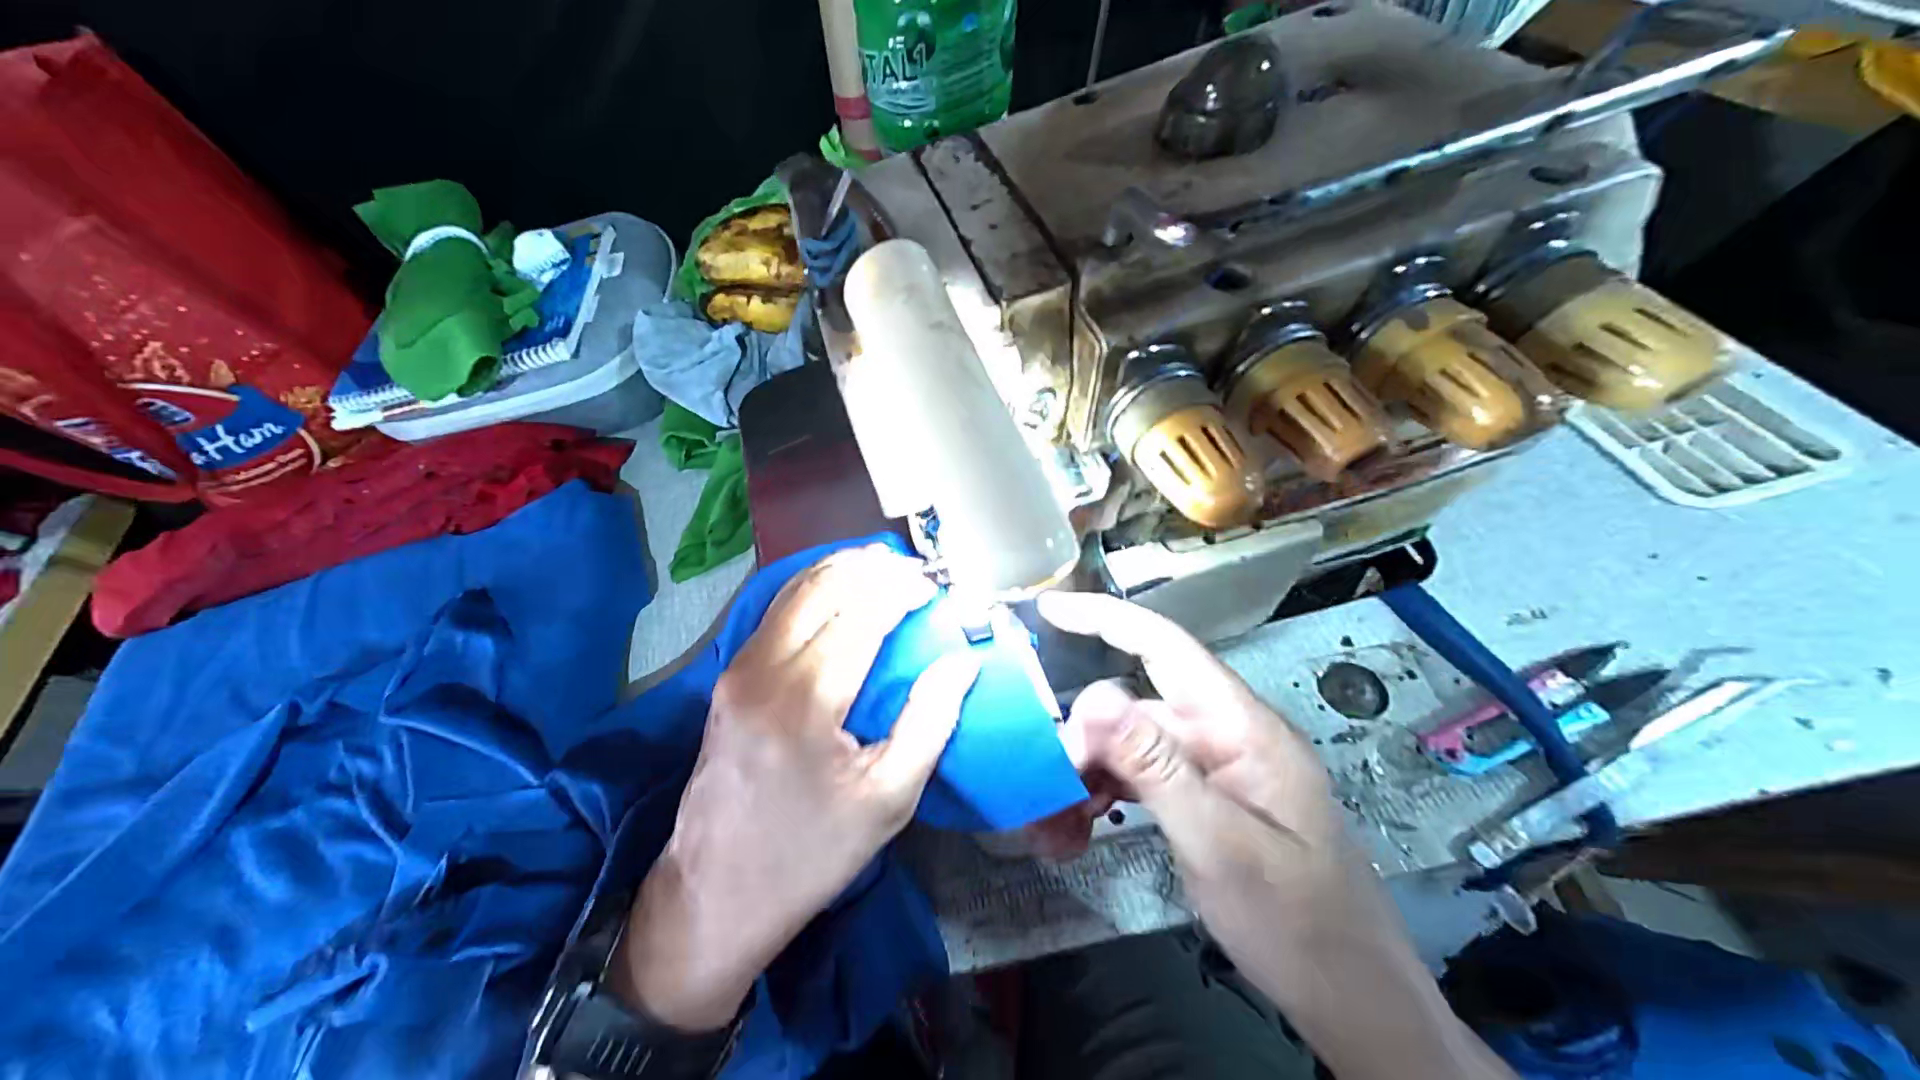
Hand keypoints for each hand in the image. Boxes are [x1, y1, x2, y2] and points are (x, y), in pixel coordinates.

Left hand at [614, 545, 979, 1031]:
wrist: (717, 893)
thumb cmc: (813, 853)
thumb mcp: (889, 798)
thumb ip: (931, 721)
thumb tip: (962, 662)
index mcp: (806, 701)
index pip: (860, 616)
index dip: (900, 591)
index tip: (933, 586)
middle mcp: (763, 671)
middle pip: (822, 591)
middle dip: (871, 570)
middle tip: (913, 569)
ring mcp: (738, 671)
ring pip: (792, 593)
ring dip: (839, 572)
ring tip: (883, 567)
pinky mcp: (728, 679)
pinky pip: (775, 615)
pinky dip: (812, 591)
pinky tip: (839, 592)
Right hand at [1038, 592, 1514, 1079]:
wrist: (1352, 997)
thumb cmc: (1297, 922)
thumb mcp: (1220, 845)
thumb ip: (1156, 768)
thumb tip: (1092, 698)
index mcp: (1241, 726)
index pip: (1165, 647)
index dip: (1104, 617)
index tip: (1049, 608)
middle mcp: (1224, 734)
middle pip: (1135, 706)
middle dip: (1082, 738)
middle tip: (1044, 786)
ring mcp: (1213, 768)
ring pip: (1131, 746)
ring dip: (1087, 775)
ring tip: (1054, 823)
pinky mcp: (1204, 799)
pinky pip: (1141, 779)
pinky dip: (1105, 796)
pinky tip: (1079, 827)